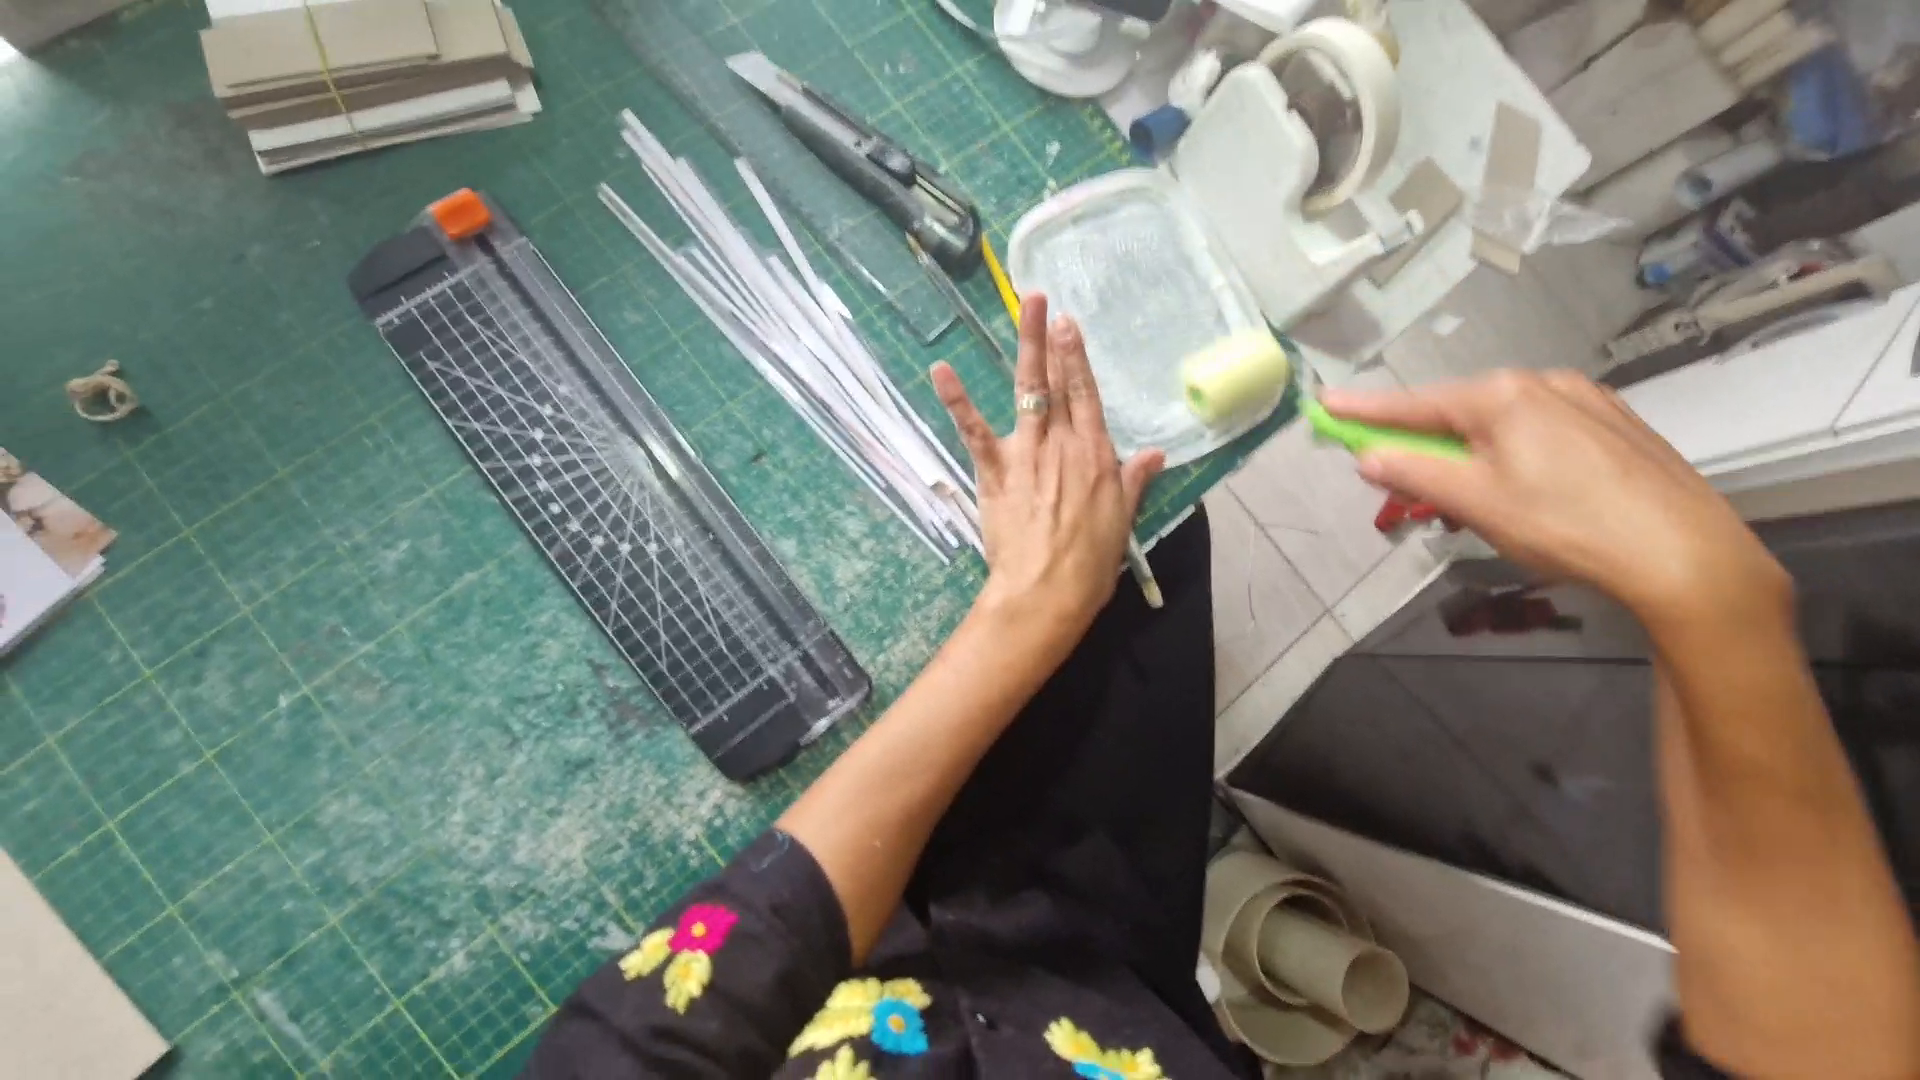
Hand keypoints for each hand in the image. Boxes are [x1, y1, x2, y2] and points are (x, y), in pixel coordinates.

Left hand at [931, 294, 1163, 640]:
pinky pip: (974, 431)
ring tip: (1022, 311)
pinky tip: (940, 371)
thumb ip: (1135, 481)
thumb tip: (1155, 454)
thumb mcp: (1123, 520)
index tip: (1070, 325)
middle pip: (1057, 384)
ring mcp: (1027, 453)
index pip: (1087, 395)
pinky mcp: (996, 471)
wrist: (1047, 591)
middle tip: (1041, 301)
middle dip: (1050, 340)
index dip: (1078, 358)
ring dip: (1024, 349)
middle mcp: (1062, 444)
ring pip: (1025, 392)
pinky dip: (957, 400)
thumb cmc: (1090, 562)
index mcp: (1096, 455)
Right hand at [1319, 370, 1788, 630]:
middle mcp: (1543, 384)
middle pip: (1457, 412)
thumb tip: (1367, 455)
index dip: (1365, 408)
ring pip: (1499, 424)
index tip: (1324, 403)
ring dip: (1466, 456)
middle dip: (1422, 446)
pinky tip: (1519, 491)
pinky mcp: (1614, 426)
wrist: (1686, 554)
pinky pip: (1537, 431)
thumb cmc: (1565, 525)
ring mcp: (1585, 401)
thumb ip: (1413, 472)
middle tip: (1401, 485)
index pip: (1414, 402)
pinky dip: (1507, 456)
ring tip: (1465, 502)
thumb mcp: (1475, 502)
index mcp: (1503, 396)